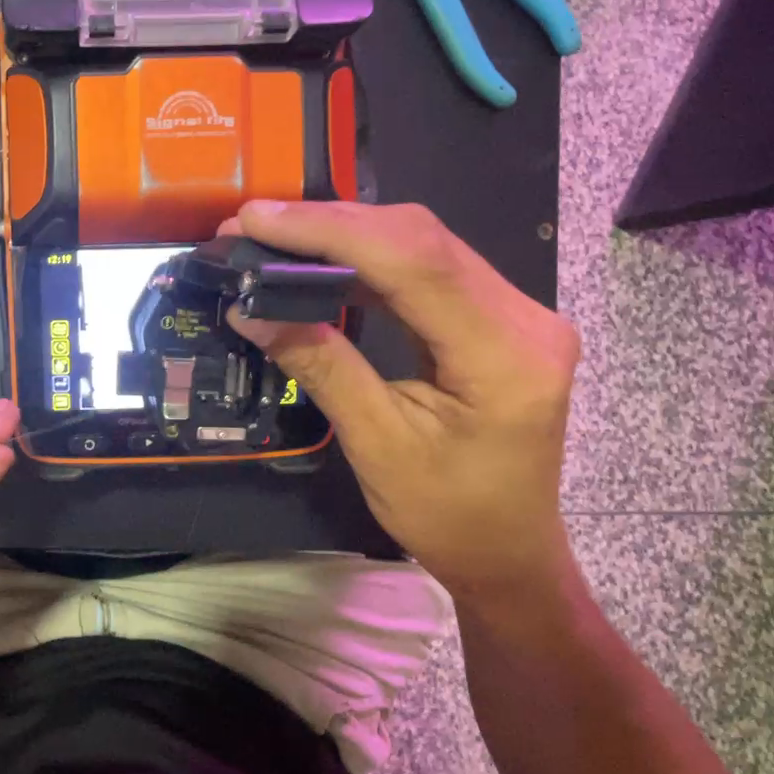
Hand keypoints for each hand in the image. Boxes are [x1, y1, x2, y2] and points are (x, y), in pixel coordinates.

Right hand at [222, 200, 579, 594]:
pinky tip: (319, 262)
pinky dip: (367, 260)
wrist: (509, 553)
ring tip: (272, 238)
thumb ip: (321, 365)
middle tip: (251, 225)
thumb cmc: (449, 517)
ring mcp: (516, 313)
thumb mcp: (377, 446)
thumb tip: (250, 308)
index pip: (414, 261)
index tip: (257, 220)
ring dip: (344, 236)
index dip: (331, 231)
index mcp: (505, 354)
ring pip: (422, 246)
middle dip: (330, 225)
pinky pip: (427, 270)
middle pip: (421, 240)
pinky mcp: (496, 318)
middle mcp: (524, 316)